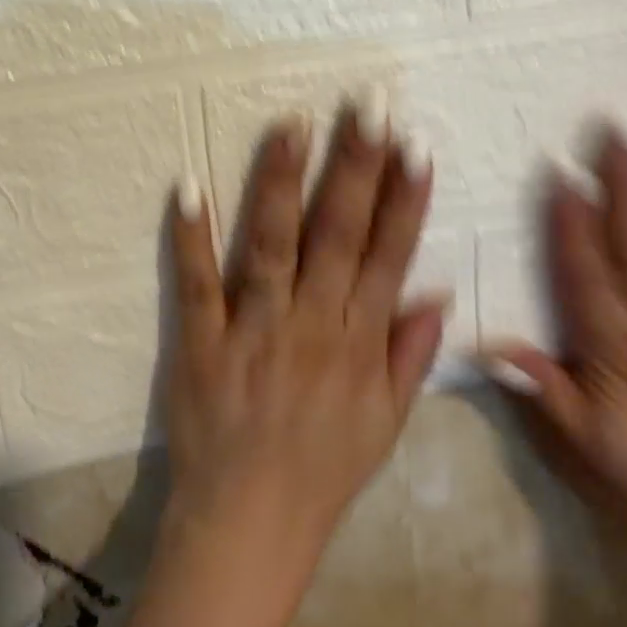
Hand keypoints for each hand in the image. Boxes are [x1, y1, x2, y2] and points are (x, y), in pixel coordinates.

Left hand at [161, 94, 449, 565]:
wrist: (251, 519)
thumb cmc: (324, 470)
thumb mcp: (387, 424)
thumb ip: (411, 355)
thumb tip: (438, 292)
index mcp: (359, 343)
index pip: (388, 255)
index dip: (404, 199)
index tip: (414, 145)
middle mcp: (312, 324)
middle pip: (337, 234)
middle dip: (355, 167)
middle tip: (365, 106)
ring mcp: (254, 329)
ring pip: (272, 244)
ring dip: (282, 182)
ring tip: (292, 123)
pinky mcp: (202, 340)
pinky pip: (197, 281)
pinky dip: (191, 235)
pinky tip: (188, 184)